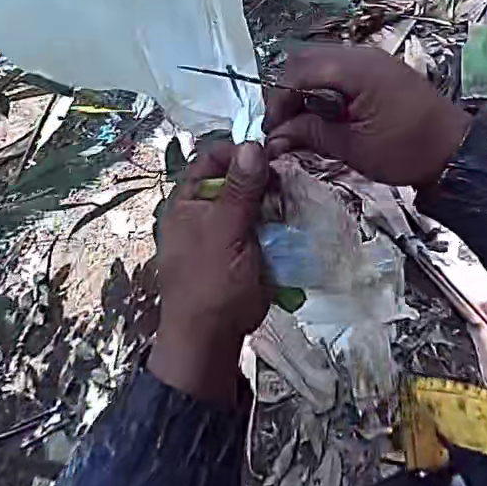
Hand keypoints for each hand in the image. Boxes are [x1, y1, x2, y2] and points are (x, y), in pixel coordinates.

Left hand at [149, 140, 271, 405]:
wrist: (214, 340)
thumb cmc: (210, 284)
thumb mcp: (224, 231)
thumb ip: (240, 189)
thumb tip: (253, 145)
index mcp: (188, 201)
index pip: (213, 157)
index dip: (239, 152)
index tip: (270, 156)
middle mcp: (208, 208)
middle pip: (239, 174)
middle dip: (264, 172)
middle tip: (289, 175)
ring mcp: (229, 226)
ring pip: (258, 195)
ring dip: (277, 193)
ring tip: (297, 191)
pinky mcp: (250, 242)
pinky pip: (268, 217)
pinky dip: (282, 212)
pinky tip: (298, 210)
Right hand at [264, 44, 471, 189]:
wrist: (456, 149)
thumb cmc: (409, 150)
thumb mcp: (355, 148)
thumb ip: (312, 135)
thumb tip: (274, 138)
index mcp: (358, 69)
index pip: (299, 70)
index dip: (279, 99)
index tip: (275, 130)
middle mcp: (364, 56)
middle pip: (307, 59)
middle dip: (288, 91)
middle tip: (286, 126)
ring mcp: (374, 61)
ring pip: (322, 63)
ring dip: (306, 89)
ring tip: (303, 124)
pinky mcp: (380, 71)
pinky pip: (341, 71)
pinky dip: (325, 89)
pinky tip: (326, 116)